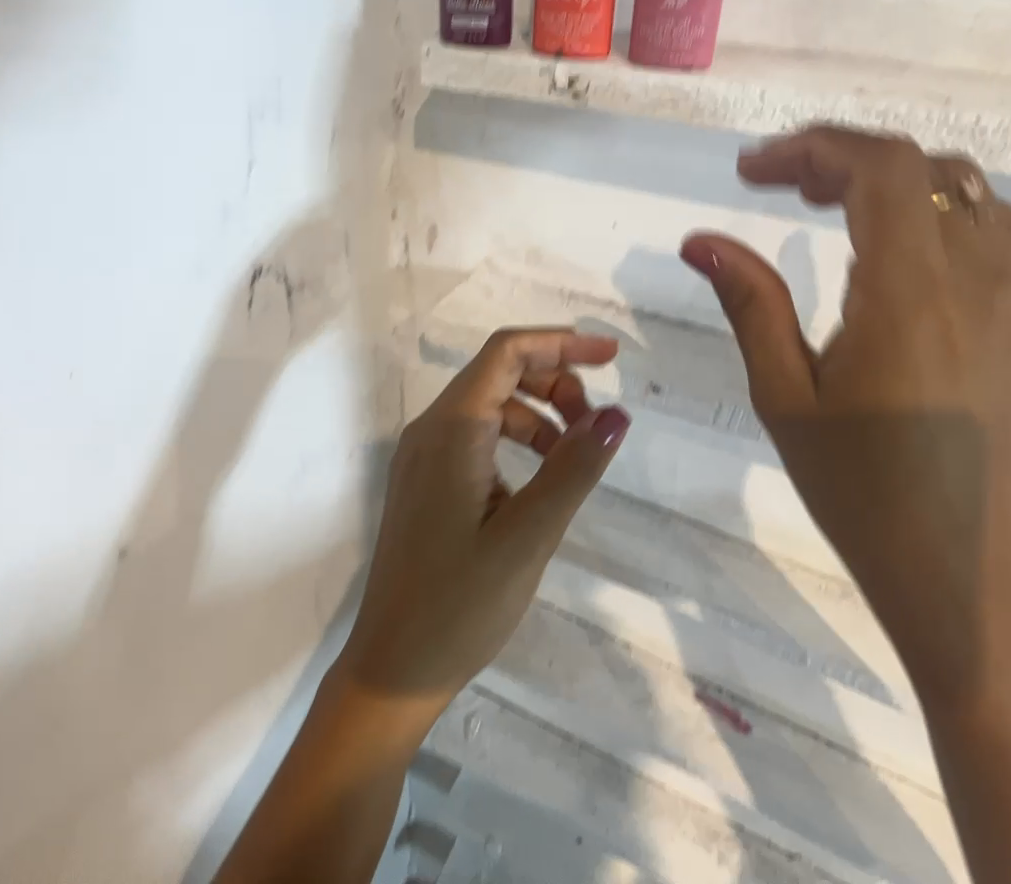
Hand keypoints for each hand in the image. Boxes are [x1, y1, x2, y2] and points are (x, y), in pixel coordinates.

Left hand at [335, 329, 630, 719]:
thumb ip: (574, 469)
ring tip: (574, 459)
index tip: (614, 358)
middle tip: (596, 428)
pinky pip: (475, 441)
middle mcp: (429, 433)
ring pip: (488, 408)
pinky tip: (539, 485)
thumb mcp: (529, 536)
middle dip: (554, 383)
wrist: (393, 666)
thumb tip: (617, 414)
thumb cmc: (461, 605)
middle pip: (497, 375)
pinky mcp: (425, 486)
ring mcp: (422, 460)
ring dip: (538, 417)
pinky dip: (516, 444)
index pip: (506, 353)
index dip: (562, 343)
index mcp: (450, 432)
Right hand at [681, 126, 1010, 701]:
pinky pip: (990, 233)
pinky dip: (932, 214)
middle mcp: (979, 279)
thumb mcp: (785, 395)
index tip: (750, 172)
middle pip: (923, 168)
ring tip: (827, 209)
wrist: (957, 559)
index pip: (881, 169)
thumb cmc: (856, 486)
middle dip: (843, 159)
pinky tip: (888, 255)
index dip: (812, 149)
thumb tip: (700, 239)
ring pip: (965, 192)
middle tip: (778, 187)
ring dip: (893, 181)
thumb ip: (750, 303)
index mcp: (912, 295)